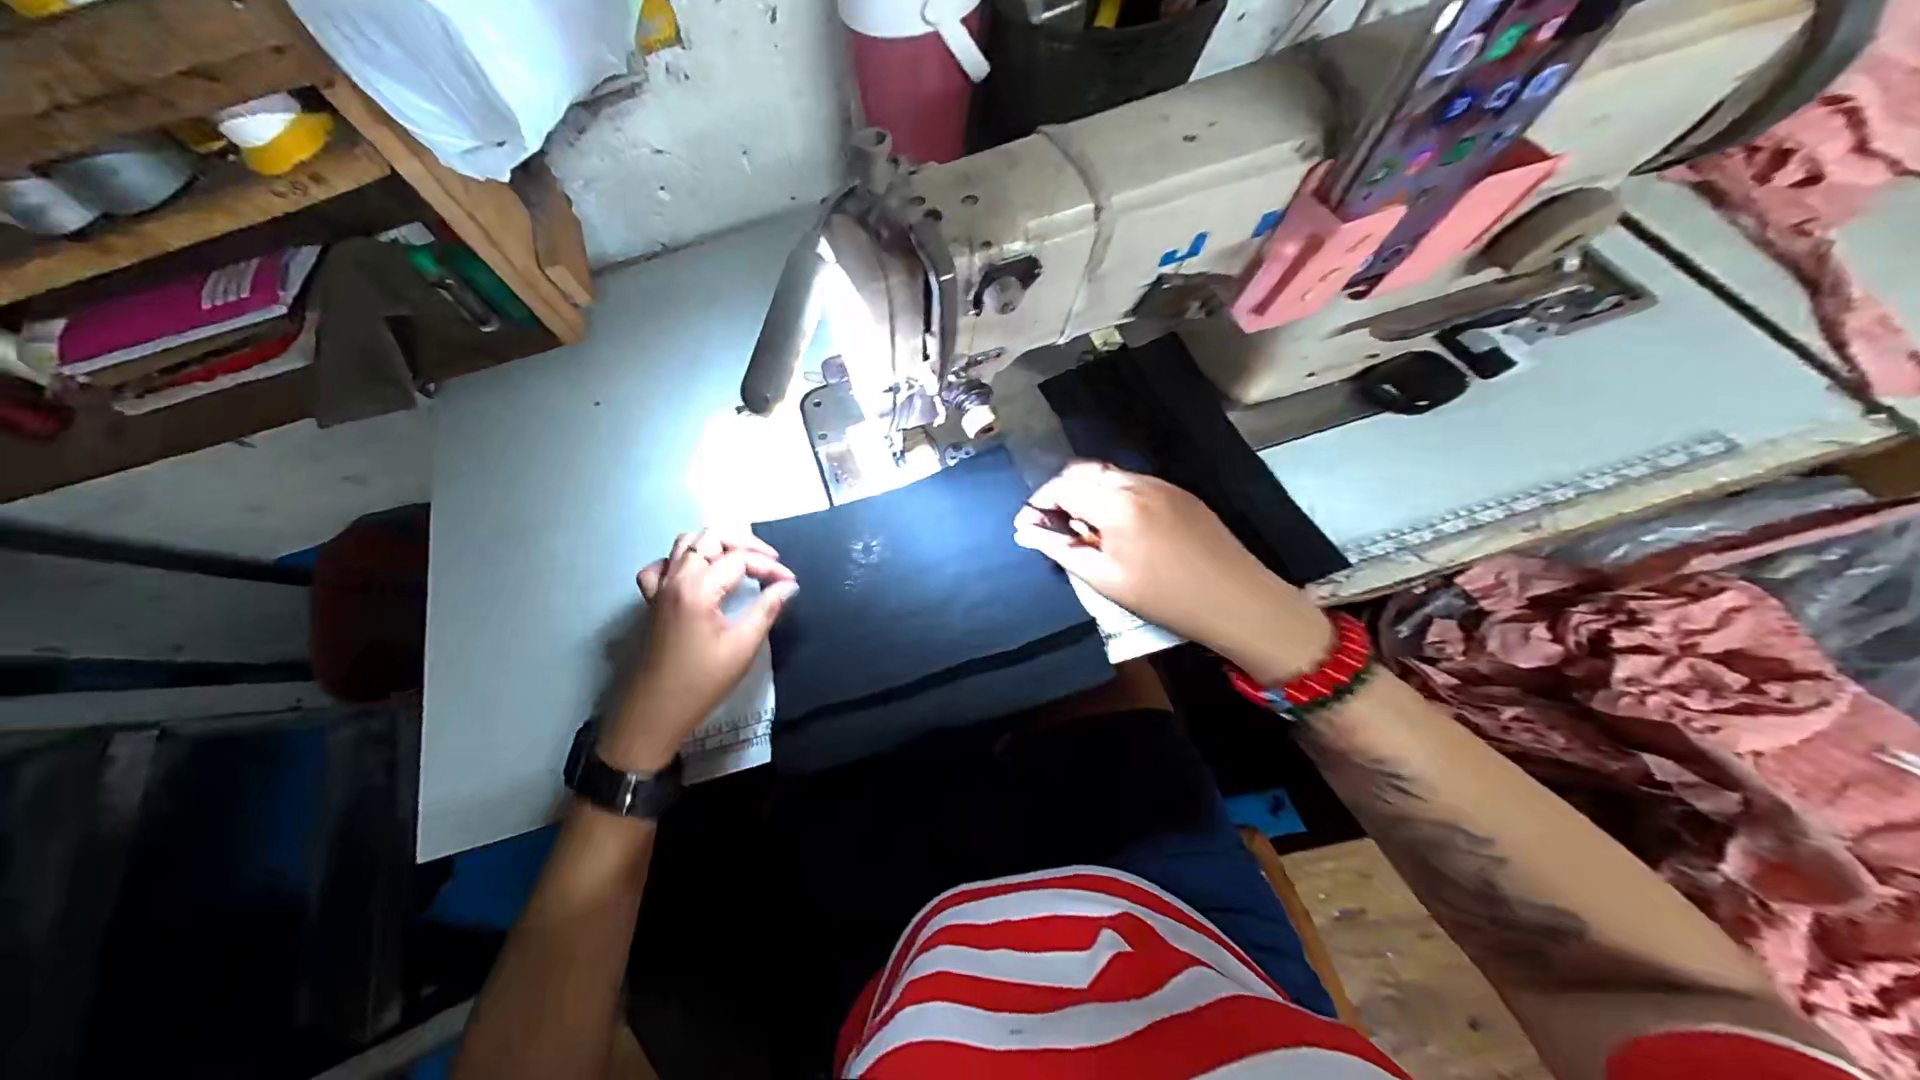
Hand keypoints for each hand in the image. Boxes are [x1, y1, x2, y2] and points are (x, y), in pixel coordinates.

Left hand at [600, 529, 797, 771]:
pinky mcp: (653, 601)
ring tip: (740, 561)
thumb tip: (788, 586)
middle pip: (710, 538)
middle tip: (769, 561)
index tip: (790, 583)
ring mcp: (660, 588)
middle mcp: (676, 579)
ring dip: (715, 545)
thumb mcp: (743, 646)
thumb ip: (767, 609)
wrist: (656, 712)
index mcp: (698, 589)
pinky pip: (662, 566)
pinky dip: (682, 561)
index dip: (770, 567)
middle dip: (744, 543)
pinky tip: (697, 575)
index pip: (739, 559)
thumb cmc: (702, 682)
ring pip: (685, 544)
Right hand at [1014, 462, 1330, 682]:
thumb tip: (1026, 530)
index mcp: (1116, 502)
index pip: (1063, 486)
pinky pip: (1135, 484)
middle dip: (1061, 493)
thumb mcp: (1104, 579)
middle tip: (1054, 527)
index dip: (1040, 502)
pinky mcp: (1180, 494)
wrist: (1237, 600)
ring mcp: (1163, 485)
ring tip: (1087, 531)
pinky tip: (1119, 528)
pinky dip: (1115, 497)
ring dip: (1088, 493)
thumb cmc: (1165, 597)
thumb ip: (1061, 549)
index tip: (1030, 524)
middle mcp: (1138, 482)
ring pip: (1110, 476)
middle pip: (1084, 472)